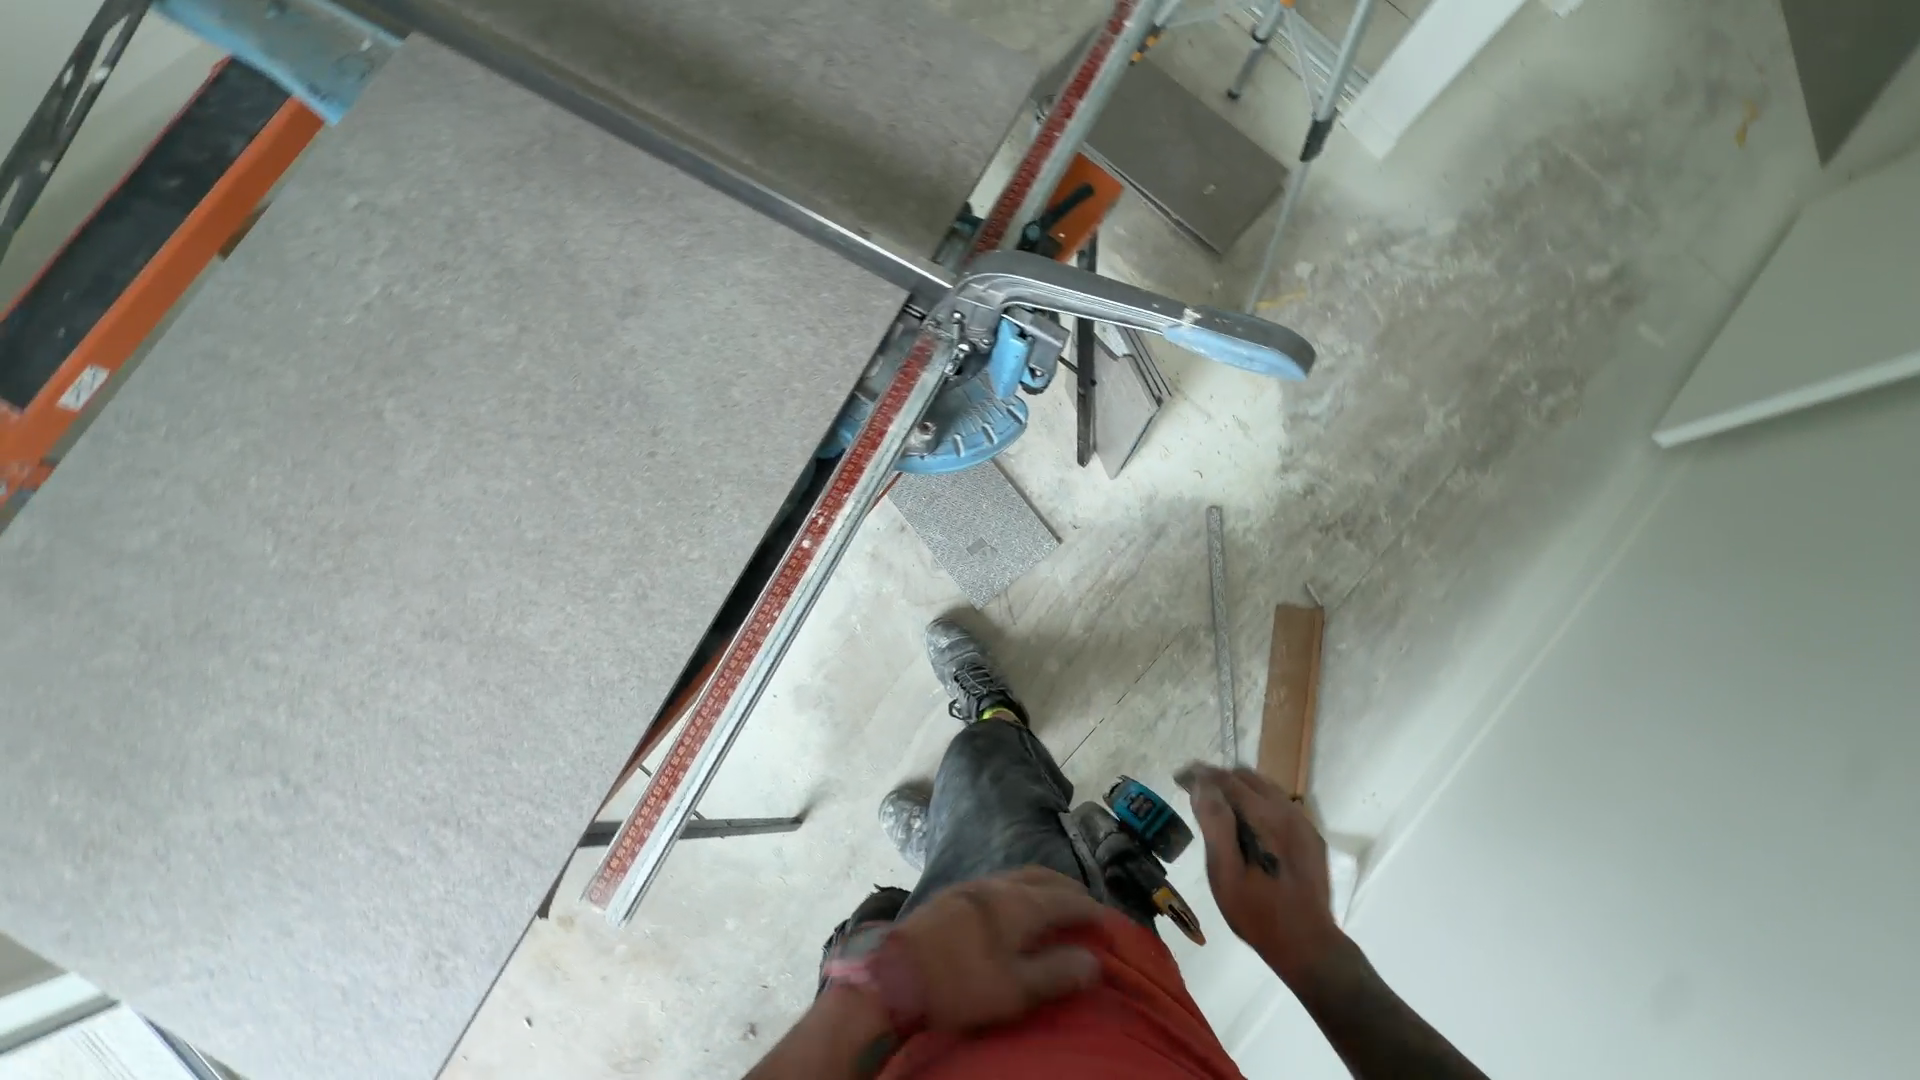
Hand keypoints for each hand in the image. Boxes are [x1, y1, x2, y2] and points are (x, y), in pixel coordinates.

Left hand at [886, 866, 1105, 1030]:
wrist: (894, 972)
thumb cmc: (960, 983)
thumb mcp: (1014, 989)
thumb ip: (1056, 972)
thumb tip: (1094, 961)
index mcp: (1019, 903)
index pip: (1067, 899)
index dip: (1091, 910)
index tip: (1108, 922)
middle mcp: (999, 885)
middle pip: (1043, 876)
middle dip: (1069, 888)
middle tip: (1086, 906)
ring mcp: (972, 885)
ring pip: (1019, 876)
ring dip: (1043, 885)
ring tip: (1054, 904)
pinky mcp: (953, 894)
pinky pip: (999, 882)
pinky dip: (1019, 889)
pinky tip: (1014, 907)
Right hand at [1179, 764, 1339, 979]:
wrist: (1309, 947)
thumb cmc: (1258, 914)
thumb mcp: (1225, 873)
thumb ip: (1215, 825)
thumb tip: (1202, 785)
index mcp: (1266, 817)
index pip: (1227, 779)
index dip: (1200, 774)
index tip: (1179, 778)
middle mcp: (1288, 811)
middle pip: (1247, 777)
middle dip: (1218, 780)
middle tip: (1195, 795)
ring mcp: (1304, 824)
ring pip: (1265, 788)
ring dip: (1238, 790)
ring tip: (1217, 810)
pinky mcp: (1310, 838)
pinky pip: (1279, 805)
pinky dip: (1257, 804)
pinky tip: (1246, 828)